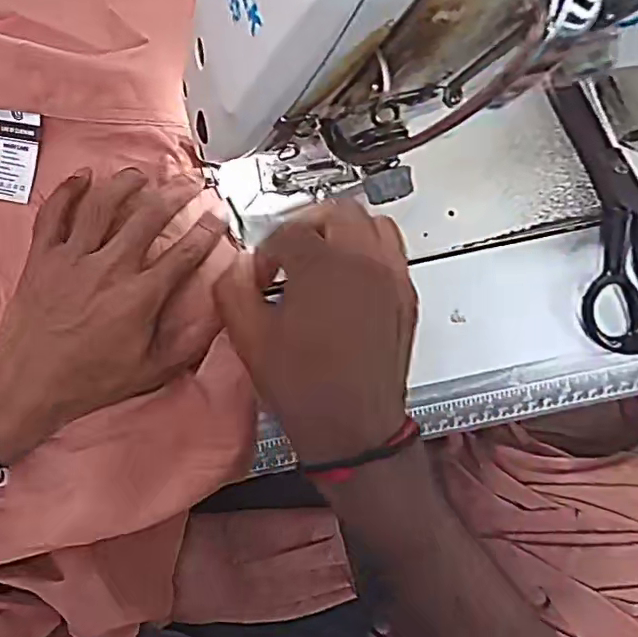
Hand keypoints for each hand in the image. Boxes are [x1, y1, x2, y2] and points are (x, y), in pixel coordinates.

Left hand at [0, 168, 228, 460]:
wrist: (28, 383)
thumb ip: (188, 344)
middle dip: (177, 194)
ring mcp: (72, 258)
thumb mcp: (149, 372)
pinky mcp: (42, 257)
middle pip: (149, 216)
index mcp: (138, 296)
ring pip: (102, 204)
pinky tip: (81, 178)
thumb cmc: (86, 382)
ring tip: (140, 175)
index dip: (206, 230)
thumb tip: (216, 318)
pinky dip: (68, 191)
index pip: (183, 252)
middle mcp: (108, 268)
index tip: (217, 215)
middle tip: (191, 183)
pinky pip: (54, 213)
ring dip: (125, 183)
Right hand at [212, 199, 416, 462]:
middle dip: (305, 225)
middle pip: (337, 211)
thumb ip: (232, 289)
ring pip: (373, 223)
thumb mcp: (248, 337)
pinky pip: (391, 253)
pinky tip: (345, 279)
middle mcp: (365, 265)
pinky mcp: (405, 298)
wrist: (351, 425)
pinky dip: (366, 252)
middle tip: (287, 250)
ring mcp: (392, 280)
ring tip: (318, 257)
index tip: (259, 275)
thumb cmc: (306, 387)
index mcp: (323, 269)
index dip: (265, 252)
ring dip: (341, 232)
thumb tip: (235, 269)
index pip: (288, 231)